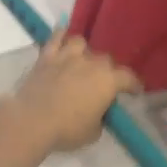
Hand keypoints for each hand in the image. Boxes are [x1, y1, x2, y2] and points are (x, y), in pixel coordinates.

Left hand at [4, 33, 140, 153]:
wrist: (33, 120)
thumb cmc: (68, 129)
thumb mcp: (94, 131)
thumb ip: (100, 117)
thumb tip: (97, 111)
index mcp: (108, 81)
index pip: (128, 78)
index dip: (133, 85)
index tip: (134, 91)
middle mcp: (90, 63)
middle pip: (105, 60)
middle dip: (107, 70)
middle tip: (103, 82)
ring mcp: (67, 57)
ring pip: (80, 43)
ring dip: (84, 51)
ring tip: (81, 60)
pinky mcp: (46, 57)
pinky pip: (55, 38)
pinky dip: (60, 35)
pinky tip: (61, 35)